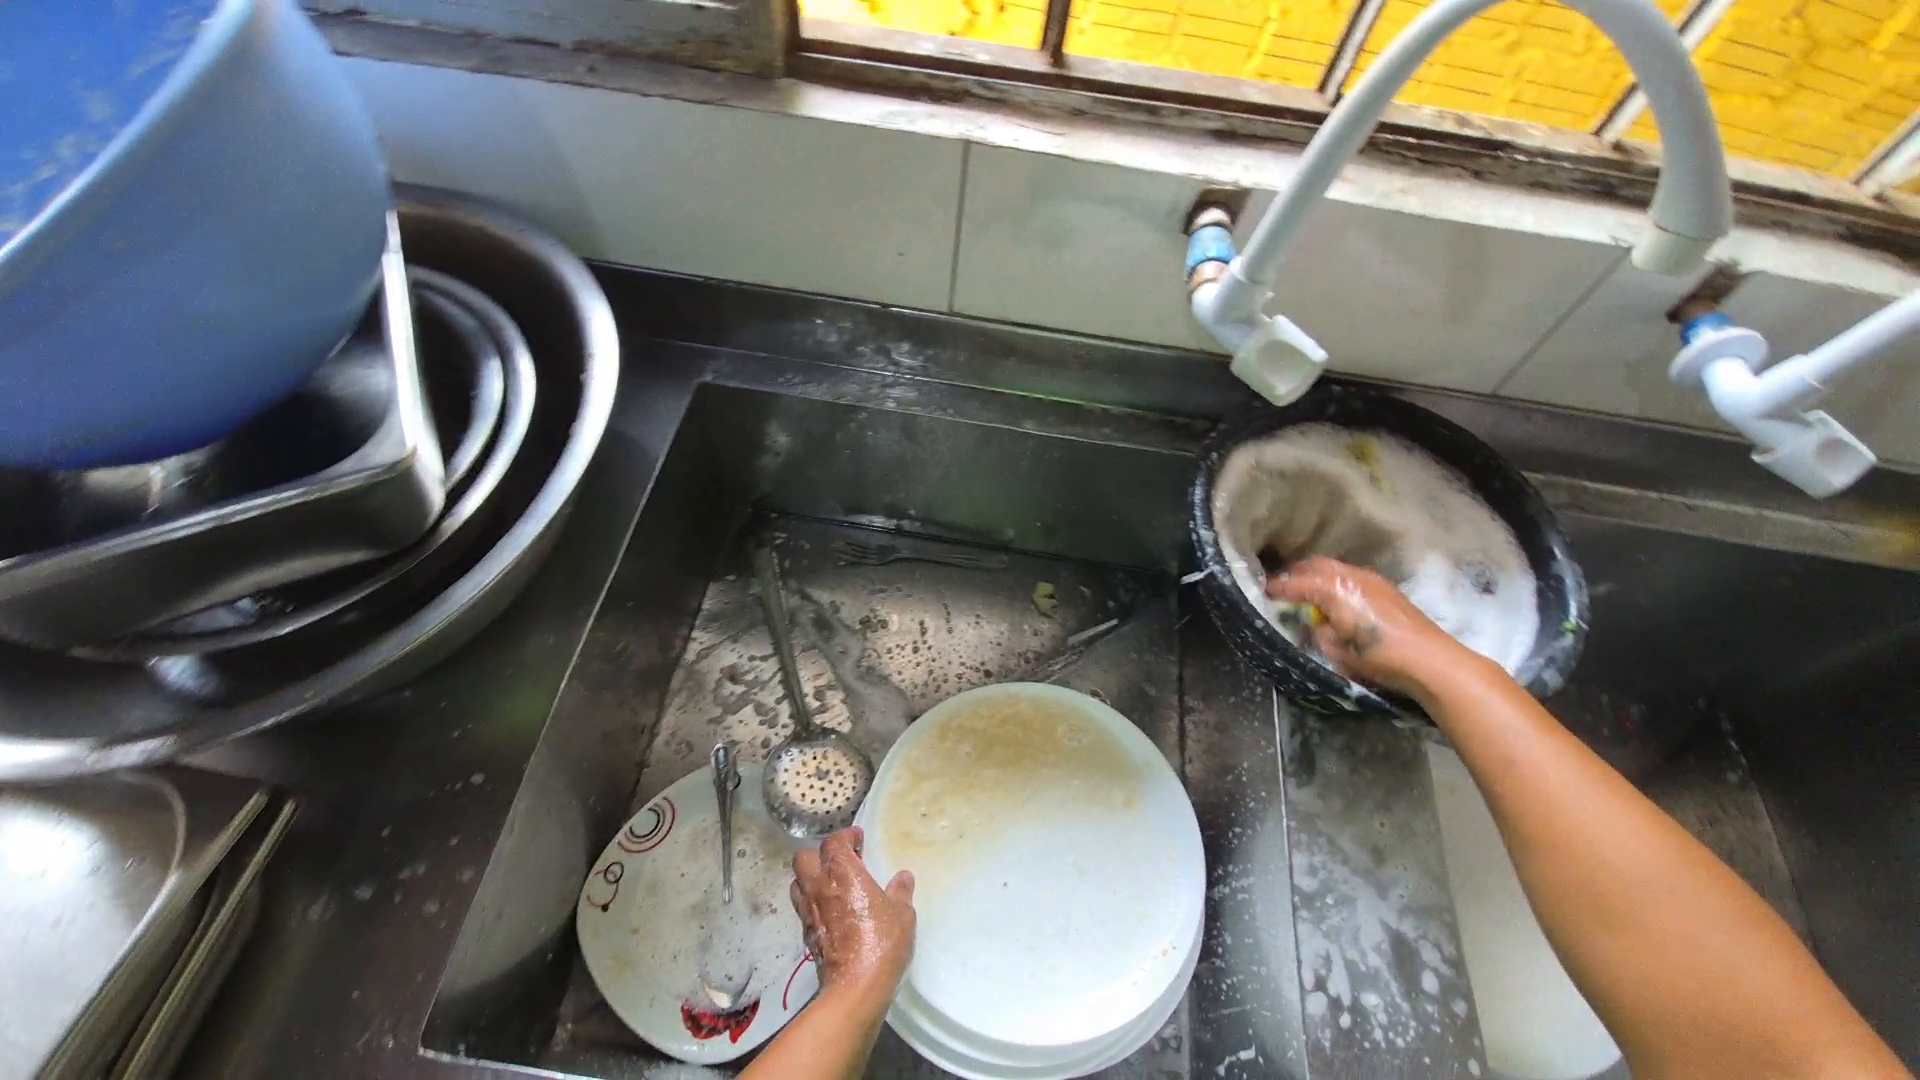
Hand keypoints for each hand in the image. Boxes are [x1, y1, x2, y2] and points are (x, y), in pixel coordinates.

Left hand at [791, 827, 915, 1010]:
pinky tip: (831, 911)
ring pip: (797, 882)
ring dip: (811, 878)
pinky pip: (802, 907)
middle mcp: (819, 887)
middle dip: (820, 854)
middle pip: (804, 858)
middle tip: (842, 861)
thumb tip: (903, 877)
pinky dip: (813, 902)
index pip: (833, 842)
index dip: (845, 837)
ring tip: (832, 884)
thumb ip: (900, 892)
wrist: (855, 988)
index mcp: (842, 873)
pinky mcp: (805, 934)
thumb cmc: (881, 942)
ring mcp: (808, 911)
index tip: (858, 839)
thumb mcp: (902, 914)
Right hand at [1265, 556, 1479, 697]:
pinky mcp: (1387, 588)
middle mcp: (1352, 576)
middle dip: (1295, 574)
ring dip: (1317, 575)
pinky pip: (1351, 575)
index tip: (1265, 592)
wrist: (1432, 662)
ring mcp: (1372, 579)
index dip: (1278, 588)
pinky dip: (1335, 581)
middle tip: (1282, 587)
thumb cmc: (1380, 659)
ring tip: (1306, 591)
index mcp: (1334, 590)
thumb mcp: (1337, 652)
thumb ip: (1320, 632)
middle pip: (1315, 565)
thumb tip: (1316, 623)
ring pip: (1335, 568)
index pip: (1297, 584)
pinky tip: (1335, 597)